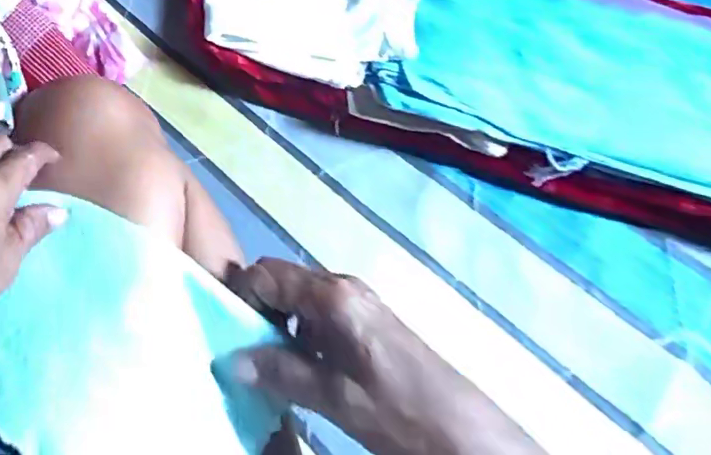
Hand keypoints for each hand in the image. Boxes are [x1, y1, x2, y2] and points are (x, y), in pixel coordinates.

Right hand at [230, 260, 543, 454]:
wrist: (481, 444)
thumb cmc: (404, 415)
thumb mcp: (338, 400)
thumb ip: (282, 374)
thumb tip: (230, 361)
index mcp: (331, 294)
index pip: (265, 274)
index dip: (242, 297)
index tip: (230, 334)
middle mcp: (342, 285)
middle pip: (281, 281)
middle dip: (260, 312)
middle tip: (251, 354)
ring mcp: (359, 302)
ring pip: (300, 300)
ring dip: (281, 326)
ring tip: (277, 368)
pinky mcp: (371, 322)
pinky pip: (321, 315)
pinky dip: (304, 335)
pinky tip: (309, 372)